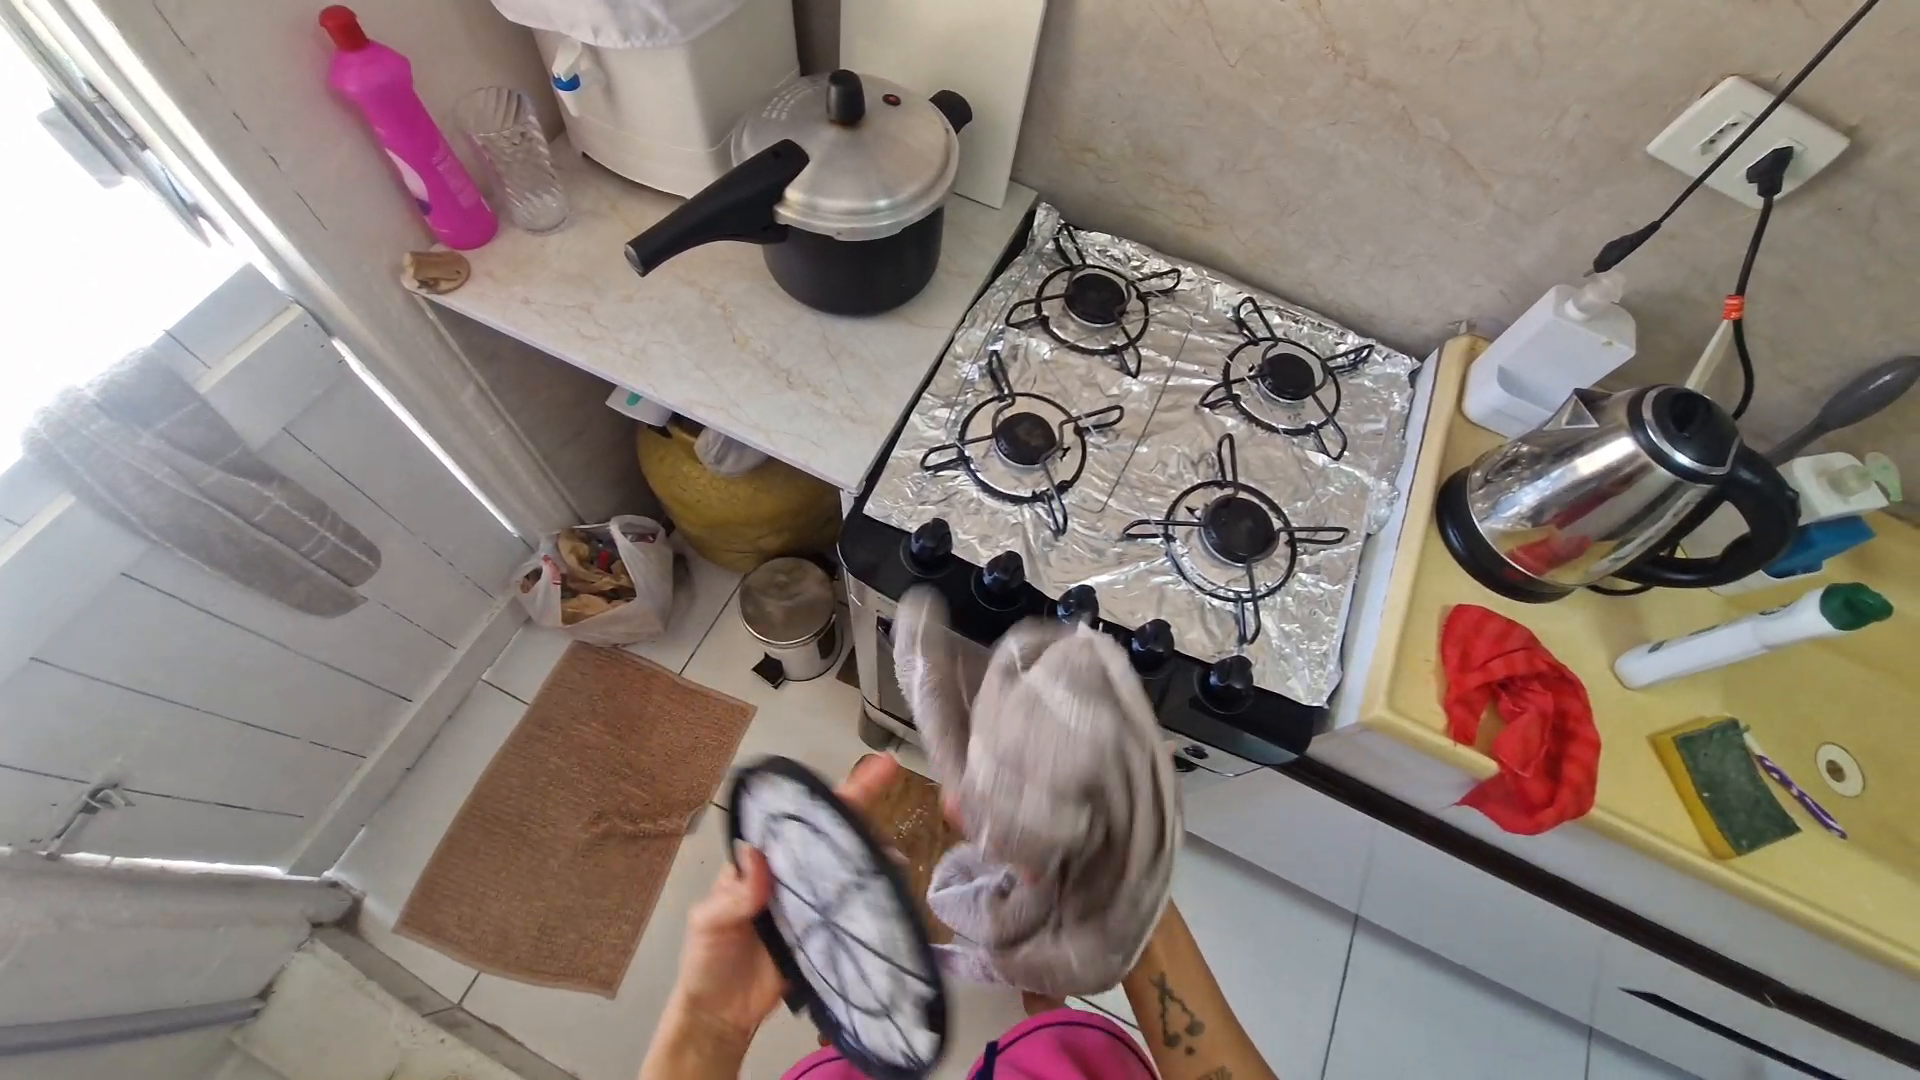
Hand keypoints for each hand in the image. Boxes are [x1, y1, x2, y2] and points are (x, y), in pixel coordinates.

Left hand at [668, 753, 904, 1046]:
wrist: (721, 1018)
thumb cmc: (708, 962)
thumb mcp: (706, 923)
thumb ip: (731, 895)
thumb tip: (756, 854)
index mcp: (766, 860)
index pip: (799, 819)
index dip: (833, 795)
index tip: (869, 769)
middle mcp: (794, 872)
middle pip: (832, 836)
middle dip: (862, 816)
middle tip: (889, 806)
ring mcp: (814, 901)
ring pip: (849, 867)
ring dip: (873, 856)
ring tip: (893, 857)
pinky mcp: (828, 931)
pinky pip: (854, 907)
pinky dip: (874, 895)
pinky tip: (892, 889)